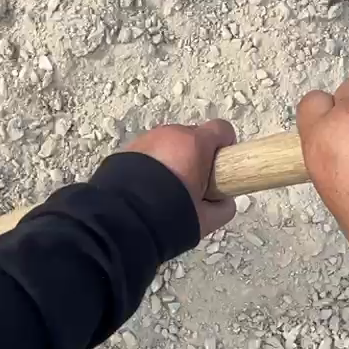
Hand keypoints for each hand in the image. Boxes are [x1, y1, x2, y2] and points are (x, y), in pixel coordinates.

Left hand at [120, 119, 238, 237]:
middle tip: (192, 185)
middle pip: (194, 137)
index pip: (222, 130)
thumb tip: (224, 201)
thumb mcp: (206, 219)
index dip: (225, 147)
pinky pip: (149, 151)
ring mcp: (148, 138)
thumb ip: (223, 207)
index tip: (221, 167)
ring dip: (173, 159)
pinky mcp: (128, 147)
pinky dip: (153, 163)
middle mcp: (172, 134)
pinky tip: (148, 187)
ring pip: (170, 143)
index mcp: (195, 143)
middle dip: (197, 156)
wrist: (123, 219)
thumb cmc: (168, 214)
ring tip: (166, 189)